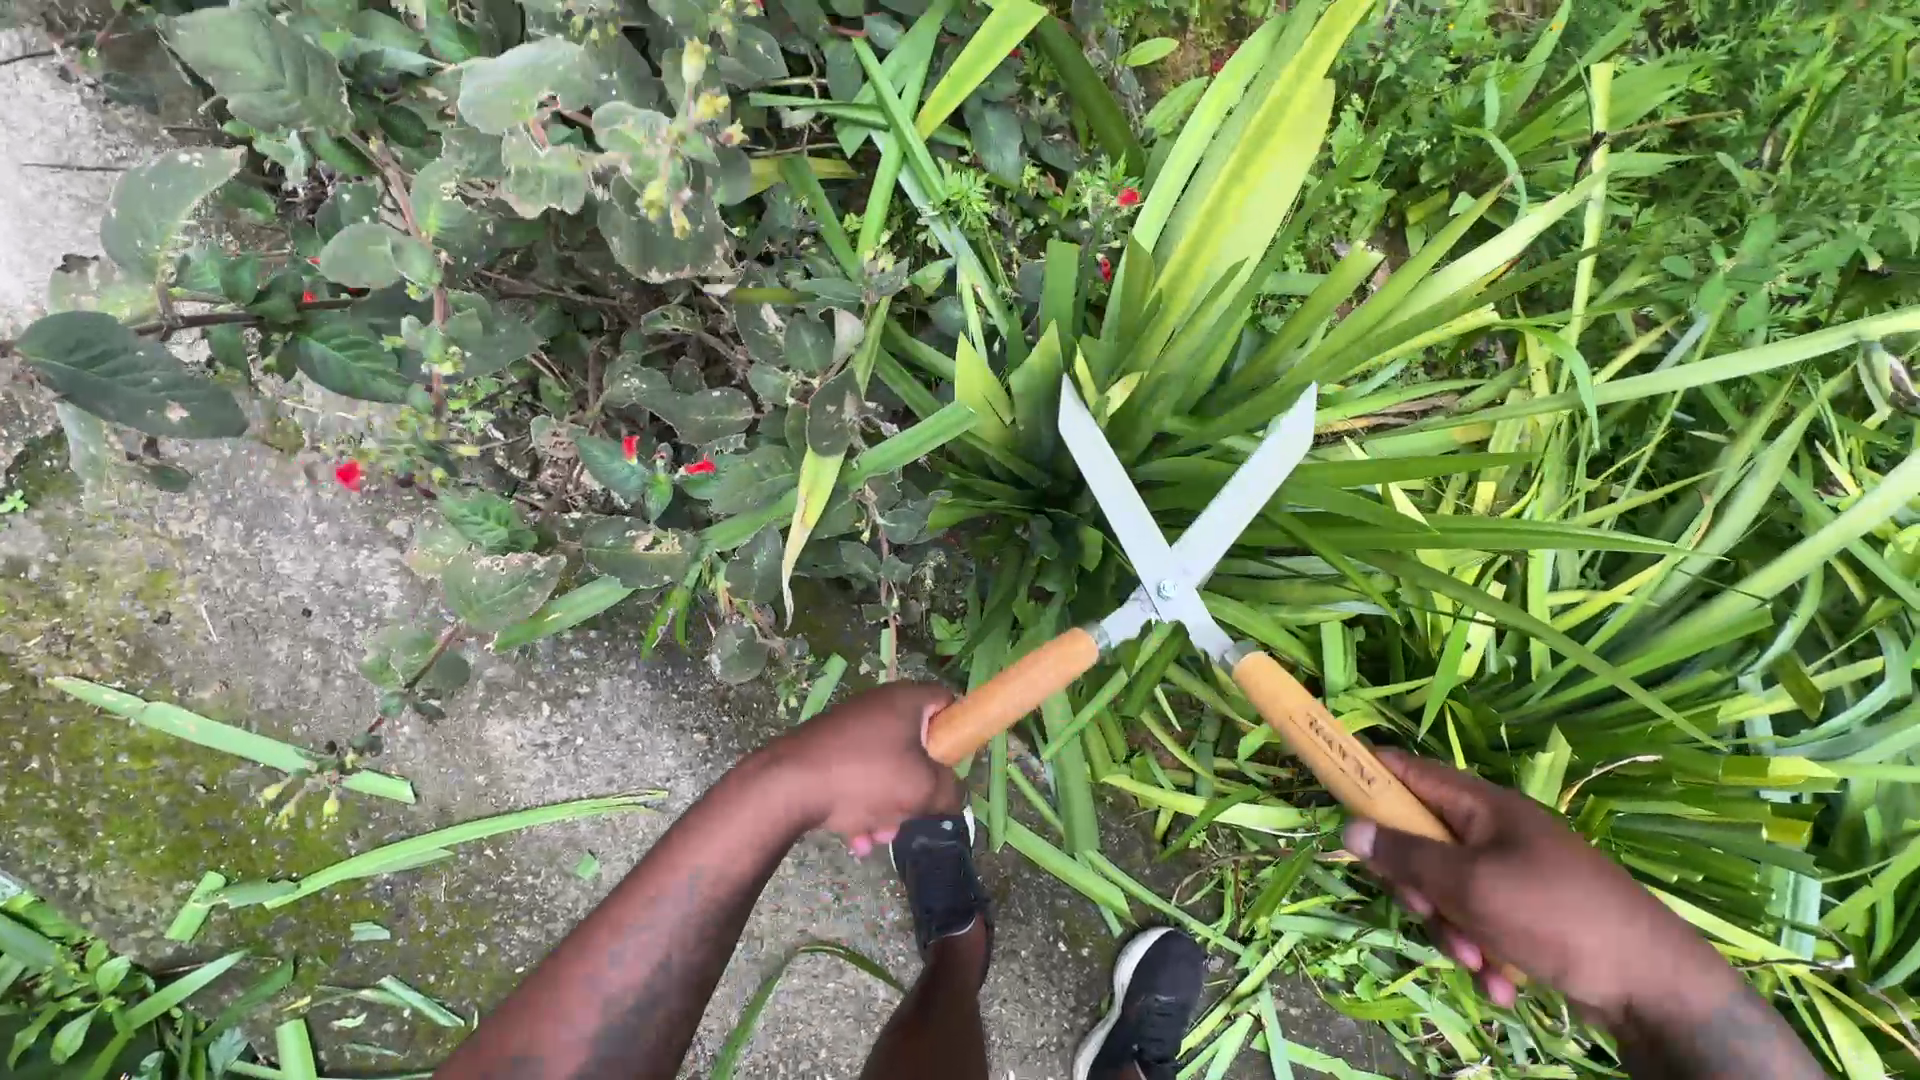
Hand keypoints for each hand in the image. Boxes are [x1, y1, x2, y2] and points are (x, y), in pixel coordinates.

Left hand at [750, 681, 964, 855]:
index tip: (954, 765)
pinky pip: (857, 777)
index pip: (948, 701)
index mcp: (906, 700)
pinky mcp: (826, 751)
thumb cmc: (863, 777)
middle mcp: (878, 707)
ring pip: (886, 768)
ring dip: (889, 806)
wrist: (785, 786)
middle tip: (915, 812)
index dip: (959, 731)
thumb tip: (952, 796)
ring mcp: (849, 729)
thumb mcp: (922, 789)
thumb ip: (950, 791)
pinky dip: (861, 806)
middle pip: (916, 744)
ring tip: (877, 836)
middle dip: (918, 786)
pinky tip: (855, 839)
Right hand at [1343, 749, 1735, 1023]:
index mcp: (1479, 804)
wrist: (1662, 989)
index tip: (1333, 799)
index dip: (1364, 776)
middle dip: (1414, 884)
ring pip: (1444, 888)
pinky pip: (1478, 919)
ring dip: (1449, 928)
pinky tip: (1500, 982)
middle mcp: (1491, 830)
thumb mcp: (1467, 884)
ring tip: (1478, 962)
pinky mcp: (1527, 910)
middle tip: (1424, 910)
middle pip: (1417, 840)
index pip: (1404, 770)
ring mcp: (1511, 871)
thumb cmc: (1556, 916)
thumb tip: (1346, 826)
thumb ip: (1402, 854)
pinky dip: (1481, 949)